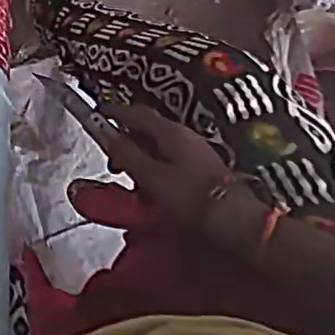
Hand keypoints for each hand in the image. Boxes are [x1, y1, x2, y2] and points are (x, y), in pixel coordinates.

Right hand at [57, 89, 249, 235]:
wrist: (238, 223)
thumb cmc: (192, 197)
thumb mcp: (150, 175)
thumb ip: (125, 153)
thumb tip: (104, 134)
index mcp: (169, 132)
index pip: (135, 112)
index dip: (113, 112)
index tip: (96, 116)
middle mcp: (183, 136)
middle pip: (146, 128)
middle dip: (124, 139)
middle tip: (111, 157)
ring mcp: (195, 152)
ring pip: (157, 145)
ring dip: (138, 155)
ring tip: (128, 175)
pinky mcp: (201, 169)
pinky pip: (168, 159)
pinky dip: (152, 166)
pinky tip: (149, 185)